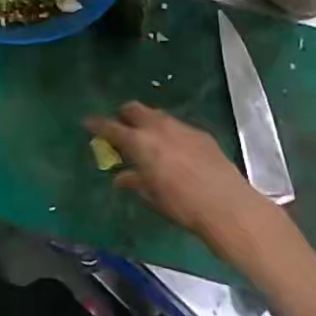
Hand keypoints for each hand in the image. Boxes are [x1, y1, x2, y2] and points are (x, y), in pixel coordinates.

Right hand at [86, 102, 261, 237]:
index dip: (97, 125)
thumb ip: (134, 182)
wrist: (227, 205)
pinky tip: (174, 148)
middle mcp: (158, 128)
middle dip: (124, 115)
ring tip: (147, 137)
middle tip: (120, 127)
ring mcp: (182, 128)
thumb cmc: (182, 205)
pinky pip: (177, 126)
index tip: (88, 123)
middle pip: (135, 109)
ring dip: (148, 121)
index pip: (111, 128)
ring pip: (157, 115)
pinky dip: (169, 132)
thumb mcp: (152, 196)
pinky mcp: (201, 134)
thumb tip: (121, 178)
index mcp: (140, 143)